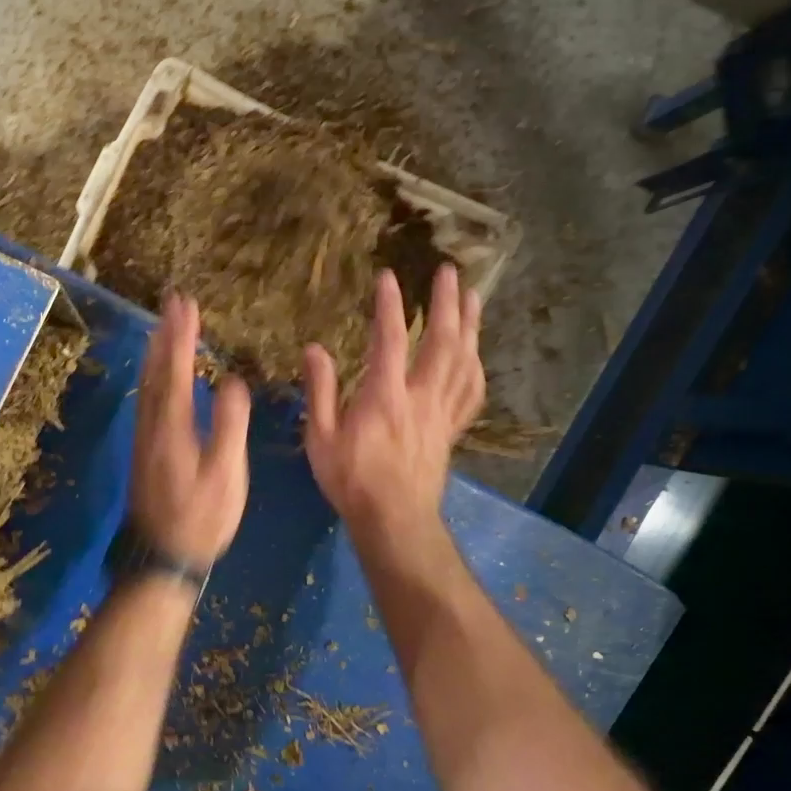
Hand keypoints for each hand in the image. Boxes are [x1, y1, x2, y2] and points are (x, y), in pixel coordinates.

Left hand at [131, 294, 251, 565]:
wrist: (161, 558)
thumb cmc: (201, 519)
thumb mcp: (226, 474)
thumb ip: (229, 425)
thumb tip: (230, 380)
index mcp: (172, 427)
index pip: (176, 370)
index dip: (180, 336)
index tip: (184, 303)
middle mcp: (151, 426)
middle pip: (156, 372)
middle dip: (165, 335)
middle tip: (172, 303)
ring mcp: (144, 440)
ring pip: (147, 386)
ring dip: (156, 354)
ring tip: (164, 327)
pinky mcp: (144, 453)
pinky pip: (147, 401)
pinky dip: (154, 378)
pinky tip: (160, 378)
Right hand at [303, 264, 483, 545]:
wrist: (394, 519)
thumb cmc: (351, 480)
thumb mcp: (321, 438)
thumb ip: (320, 391)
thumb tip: (314, 349)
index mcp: (385, 397)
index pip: (390, 340)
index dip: (390, 306)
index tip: (389, 276)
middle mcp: (421, 397)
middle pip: (442, 341)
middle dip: (447, 303)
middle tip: (450, 272)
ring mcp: (441, 413)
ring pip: (464, 360)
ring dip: (470, 325)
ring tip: (473, 298)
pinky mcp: (451, 429)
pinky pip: (471, 392)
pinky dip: (475, 366)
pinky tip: (474, 354)